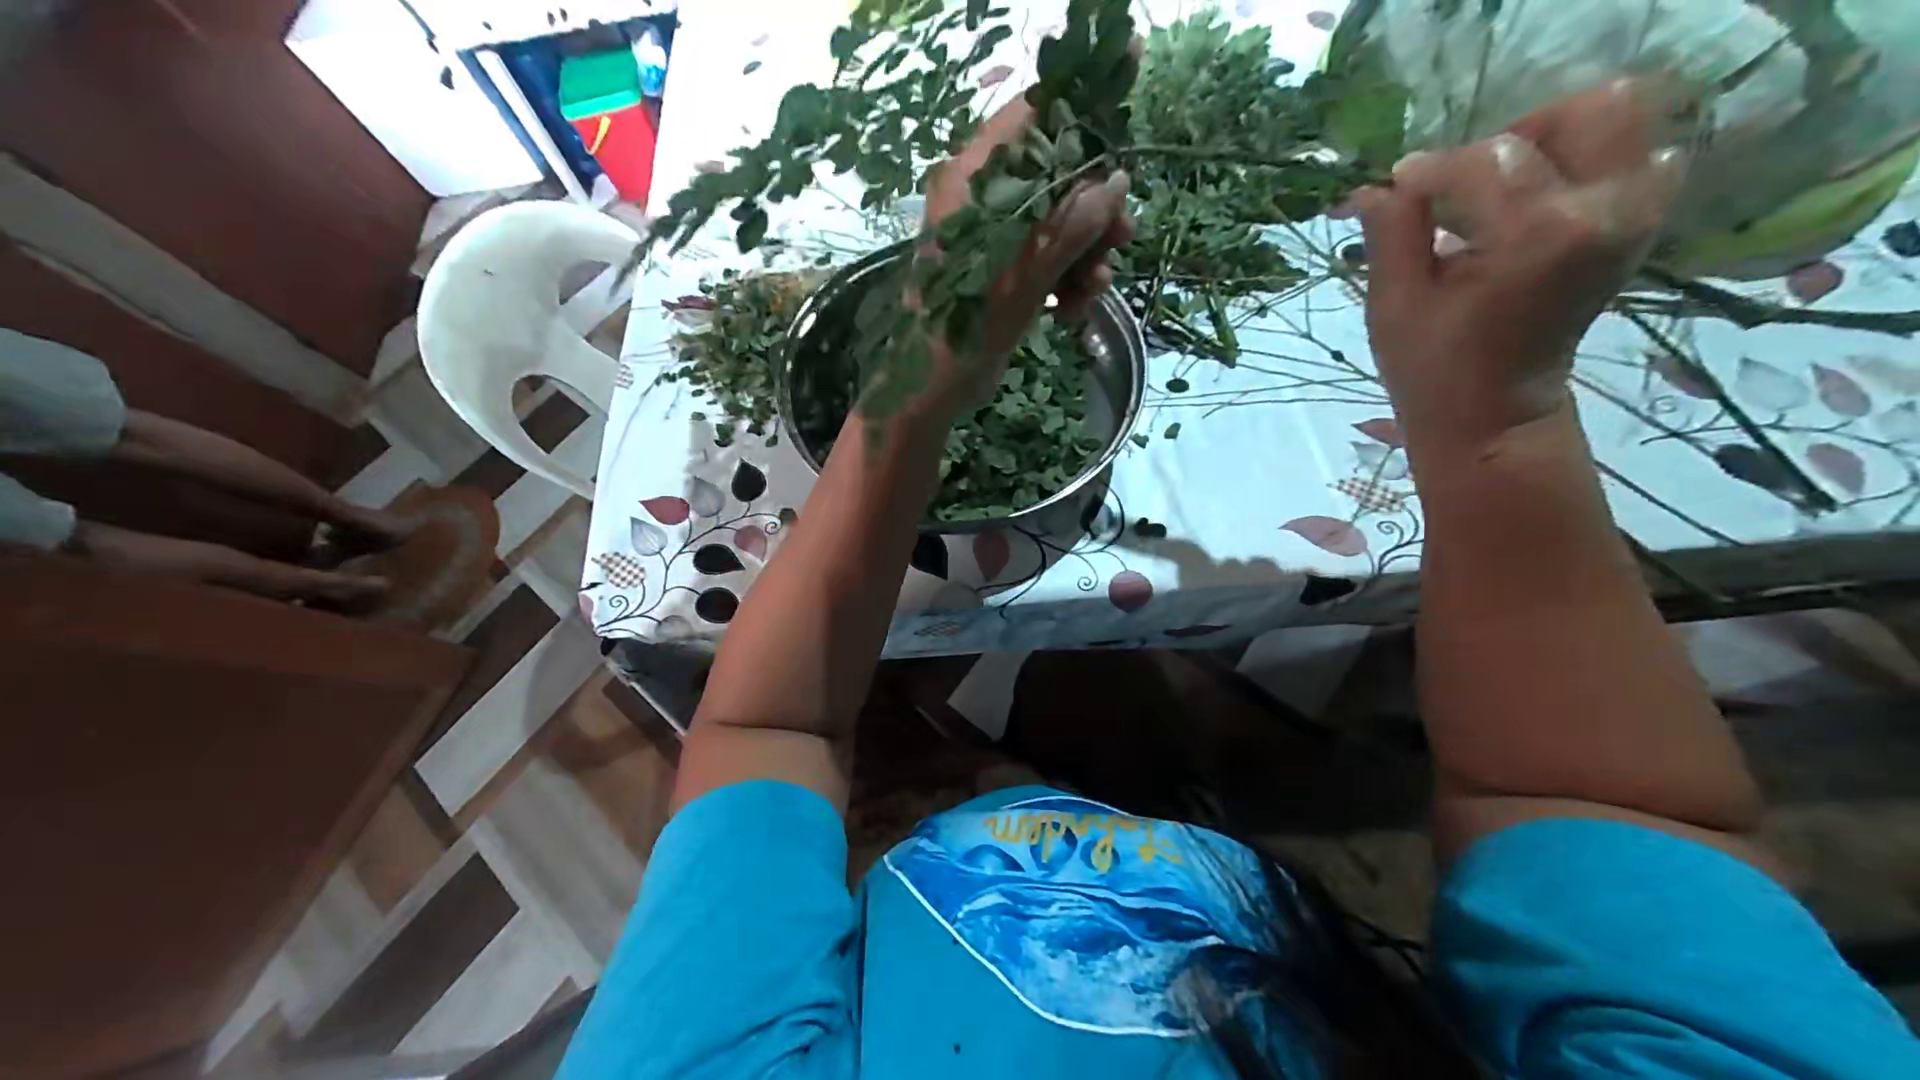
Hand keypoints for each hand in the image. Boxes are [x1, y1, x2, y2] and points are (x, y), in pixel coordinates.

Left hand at [911, 97, 1134, 420]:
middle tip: (1122, 239)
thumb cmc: (967, 327)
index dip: (1080, 120)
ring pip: (1054, 221)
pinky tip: (1072, 310)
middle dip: (1092, 210)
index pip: (1031, 117)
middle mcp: (980, 197)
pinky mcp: (998, 269)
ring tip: (1093, 290)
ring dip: (1083, 254)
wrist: (929, 390)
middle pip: (1052, 174)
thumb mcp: (1026, 273)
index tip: (1120, 138)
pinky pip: (1042, 257)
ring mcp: (989, 235)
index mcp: (974, 179)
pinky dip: (1063, 279)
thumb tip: (1117, 182)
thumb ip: (1073, 223)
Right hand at [1354, 79, 1689, 450]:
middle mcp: (1605, 211)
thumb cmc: (1433, 369)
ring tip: (1498, 190)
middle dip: (1513, 137)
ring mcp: (1635, 215)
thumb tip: (1376, 186)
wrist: (1495, 413)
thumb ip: (1391, 232)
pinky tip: (1529, 202)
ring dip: (1551, 143)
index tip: (1394, 191)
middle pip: (1585, 112)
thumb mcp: (1394, 303)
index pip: (1484, 159)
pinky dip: (1581, 162)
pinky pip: (1631, 155)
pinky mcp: (1638, 223)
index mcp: (1538, 236)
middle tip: (1465, 181)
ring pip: (1618, 123)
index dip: (1429, 171)